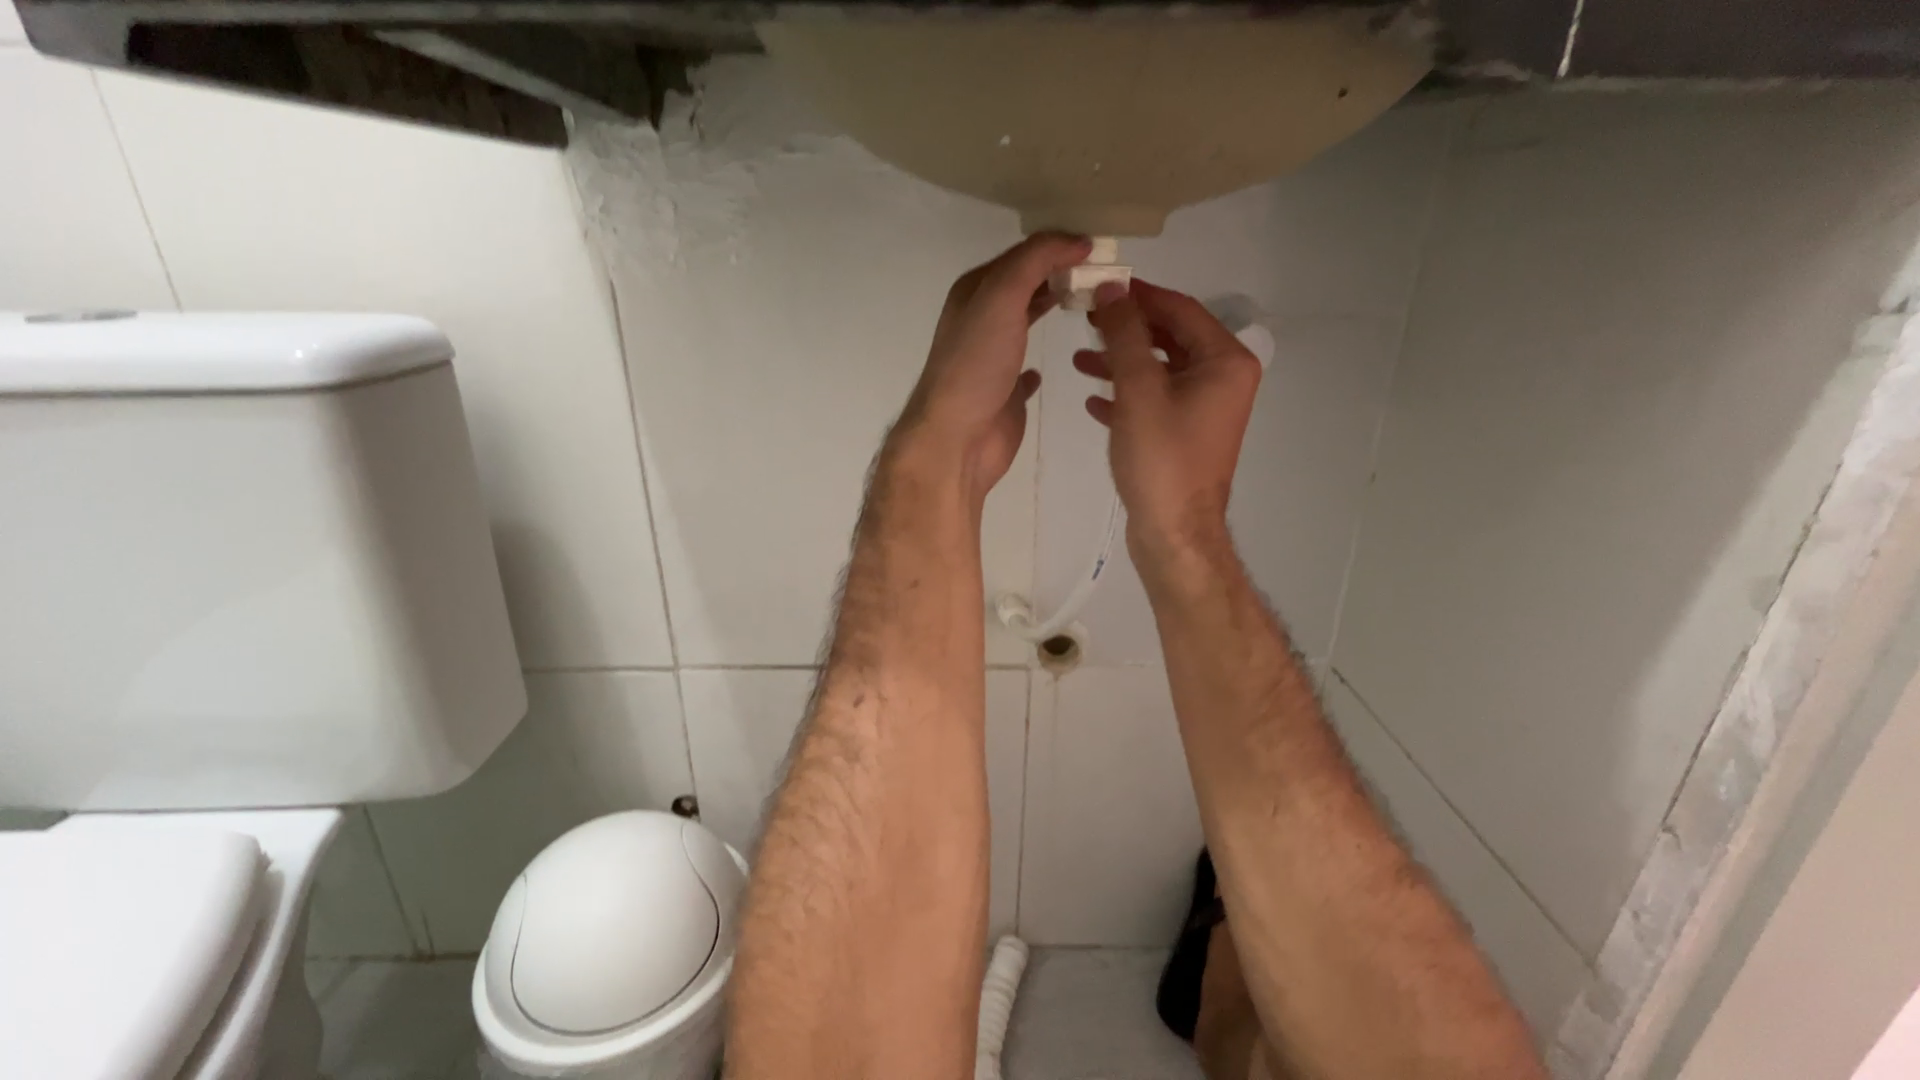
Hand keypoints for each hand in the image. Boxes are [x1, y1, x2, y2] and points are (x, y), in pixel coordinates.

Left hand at [894, 233, 1091, 504]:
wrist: (957, 438)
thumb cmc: (977, 364)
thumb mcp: (1002, 297)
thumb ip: (1036, 261)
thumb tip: (1078, 240)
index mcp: (974, 292)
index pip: (1023, 255)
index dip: (1059, 246)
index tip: (1102, 248)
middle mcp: (980, 320)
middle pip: (1026, 286)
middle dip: (1061, 275)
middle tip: (1107, 274)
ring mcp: (992, 358)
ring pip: (1026, 322)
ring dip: (1053, 309)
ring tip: (1093, 305)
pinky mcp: (1004, 394)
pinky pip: (1024, 373)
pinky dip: (1038, 364)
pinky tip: (1049, 366)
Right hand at [1077, 279, 1263, 563]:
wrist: (1174, 533)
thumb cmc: (1162, 457)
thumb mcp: (1139, 388)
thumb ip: (1124, 334)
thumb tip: (1111, 288)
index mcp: (1226, 361)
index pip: (1180, 308)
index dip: (1139, 295)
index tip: (1098, 286)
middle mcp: (1223, 379)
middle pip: (1170, 337)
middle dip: (1126, 329)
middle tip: (1084, 320)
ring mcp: (1206, 408)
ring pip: (1160, 369)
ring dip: (1121, 362)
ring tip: (1079, 360)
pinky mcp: (1187, 433)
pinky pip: (1156, 400)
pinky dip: (1127, 395)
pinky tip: (1093, 400)